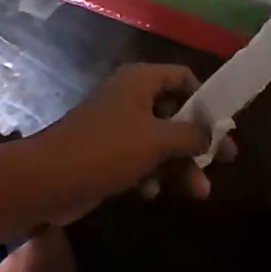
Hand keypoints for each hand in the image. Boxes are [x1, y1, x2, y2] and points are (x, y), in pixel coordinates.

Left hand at [27, 64, 229, 221]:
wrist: (46, 180)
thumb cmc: (106, 150)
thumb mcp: (156, 141)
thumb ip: (190, 135)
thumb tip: (212, 134)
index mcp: (141, 80)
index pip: (183, 78)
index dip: (206, 100)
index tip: (223, 127)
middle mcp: (130, 95)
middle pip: (175, 112)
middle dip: (196, 142)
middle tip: (223, 164)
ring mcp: (116, 123)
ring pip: (159, 139)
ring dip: (178, 164)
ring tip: (198, 193)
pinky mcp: (106, 150)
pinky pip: (139, 156)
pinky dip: (150, 172)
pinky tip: (151, 193)